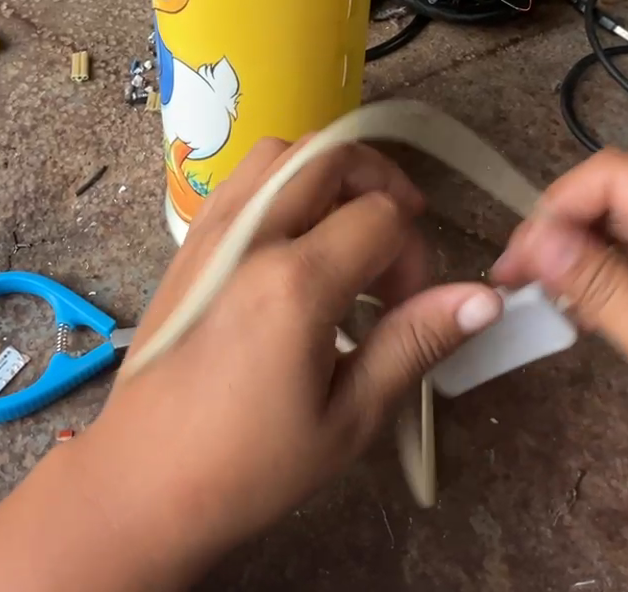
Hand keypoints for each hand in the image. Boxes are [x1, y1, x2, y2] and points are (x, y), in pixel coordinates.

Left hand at [0, 136, 504, 591]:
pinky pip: (245, 177)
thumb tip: (484, 299)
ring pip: (280, 151)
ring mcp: (212, 229)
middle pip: (329, 156)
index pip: (381, 217)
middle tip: (401, 228)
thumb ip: (413, 342)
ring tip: (350, 222)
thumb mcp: (347, 417)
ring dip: (328, 170)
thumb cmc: (249, 463)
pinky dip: (285, 180)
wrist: (144, 477)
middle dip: (380, 179)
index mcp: (293, 282)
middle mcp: (249, 236)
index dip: (414, 252)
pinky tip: (298, 235)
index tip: (408, 304)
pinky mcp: (191, 239)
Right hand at [490, 150, 627, 591]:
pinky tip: (580, 315)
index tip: (520, 260)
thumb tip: (534, 236)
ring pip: (627, 237)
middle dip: (561, 232)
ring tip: (540, 301)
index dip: (558, 205)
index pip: (614, 176)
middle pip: (617, 201)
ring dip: (579, 261)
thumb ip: (602, 286)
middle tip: (518, 286)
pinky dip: (605, 286)